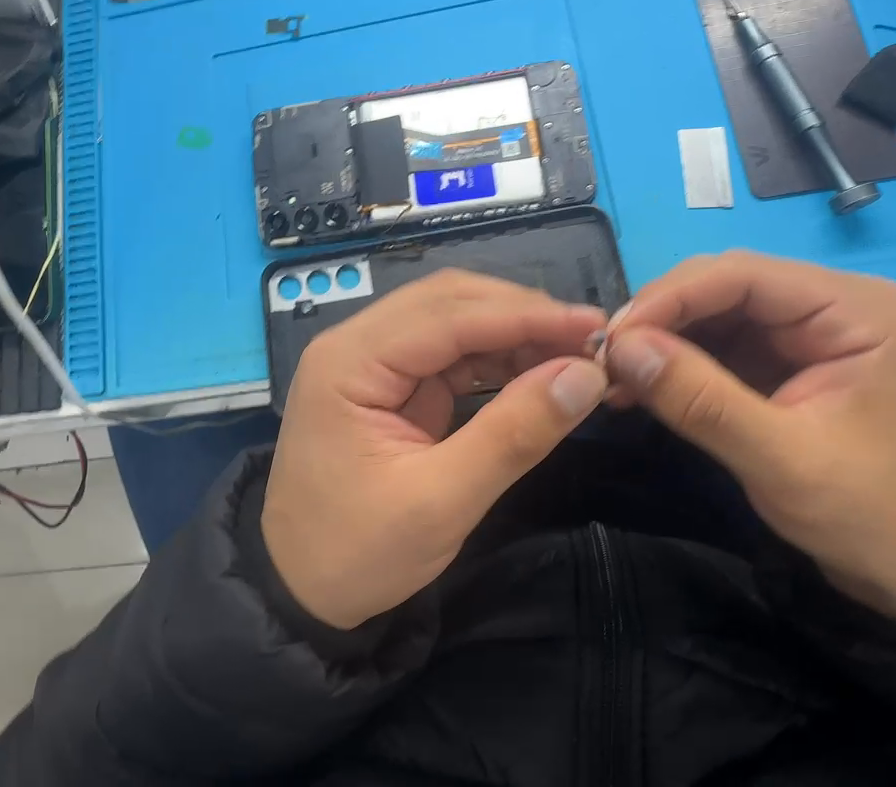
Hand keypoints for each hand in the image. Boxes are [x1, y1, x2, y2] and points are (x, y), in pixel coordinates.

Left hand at [262, 271, 609, 629]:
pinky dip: (498, 360)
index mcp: (349, 360)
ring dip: (515, 334)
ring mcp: (371, 362)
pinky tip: (539, 373)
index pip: (447, 314)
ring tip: (578, 357)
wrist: (299, 593)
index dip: (526, 315)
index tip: (596, 327)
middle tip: (593, 342)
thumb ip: (513, 435)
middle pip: (449, 302)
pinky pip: (450, 355)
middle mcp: (355, 344)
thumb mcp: (441, 502)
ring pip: (453, 322)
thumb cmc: (357, 553)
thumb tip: (586, 376)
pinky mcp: (389, 385)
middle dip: (523, 315)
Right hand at [600, 252, 895, 625]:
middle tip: (605, 359)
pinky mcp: (783, 359)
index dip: (671, 297)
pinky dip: (675, 362)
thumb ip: (701, 401)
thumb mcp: (782, 462)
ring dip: (661, 340)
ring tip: (614, 376)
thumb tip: (619, 348)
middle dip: (661, 317)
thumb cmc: (870, 517)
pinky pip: (716, 343)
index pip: (745, 275)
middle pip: (724, 285)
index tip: (612, 336)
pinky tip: (639, 386)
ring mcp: (806, 331)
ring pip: (712, 312)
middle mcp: (832, 305)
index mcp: (857, 311)